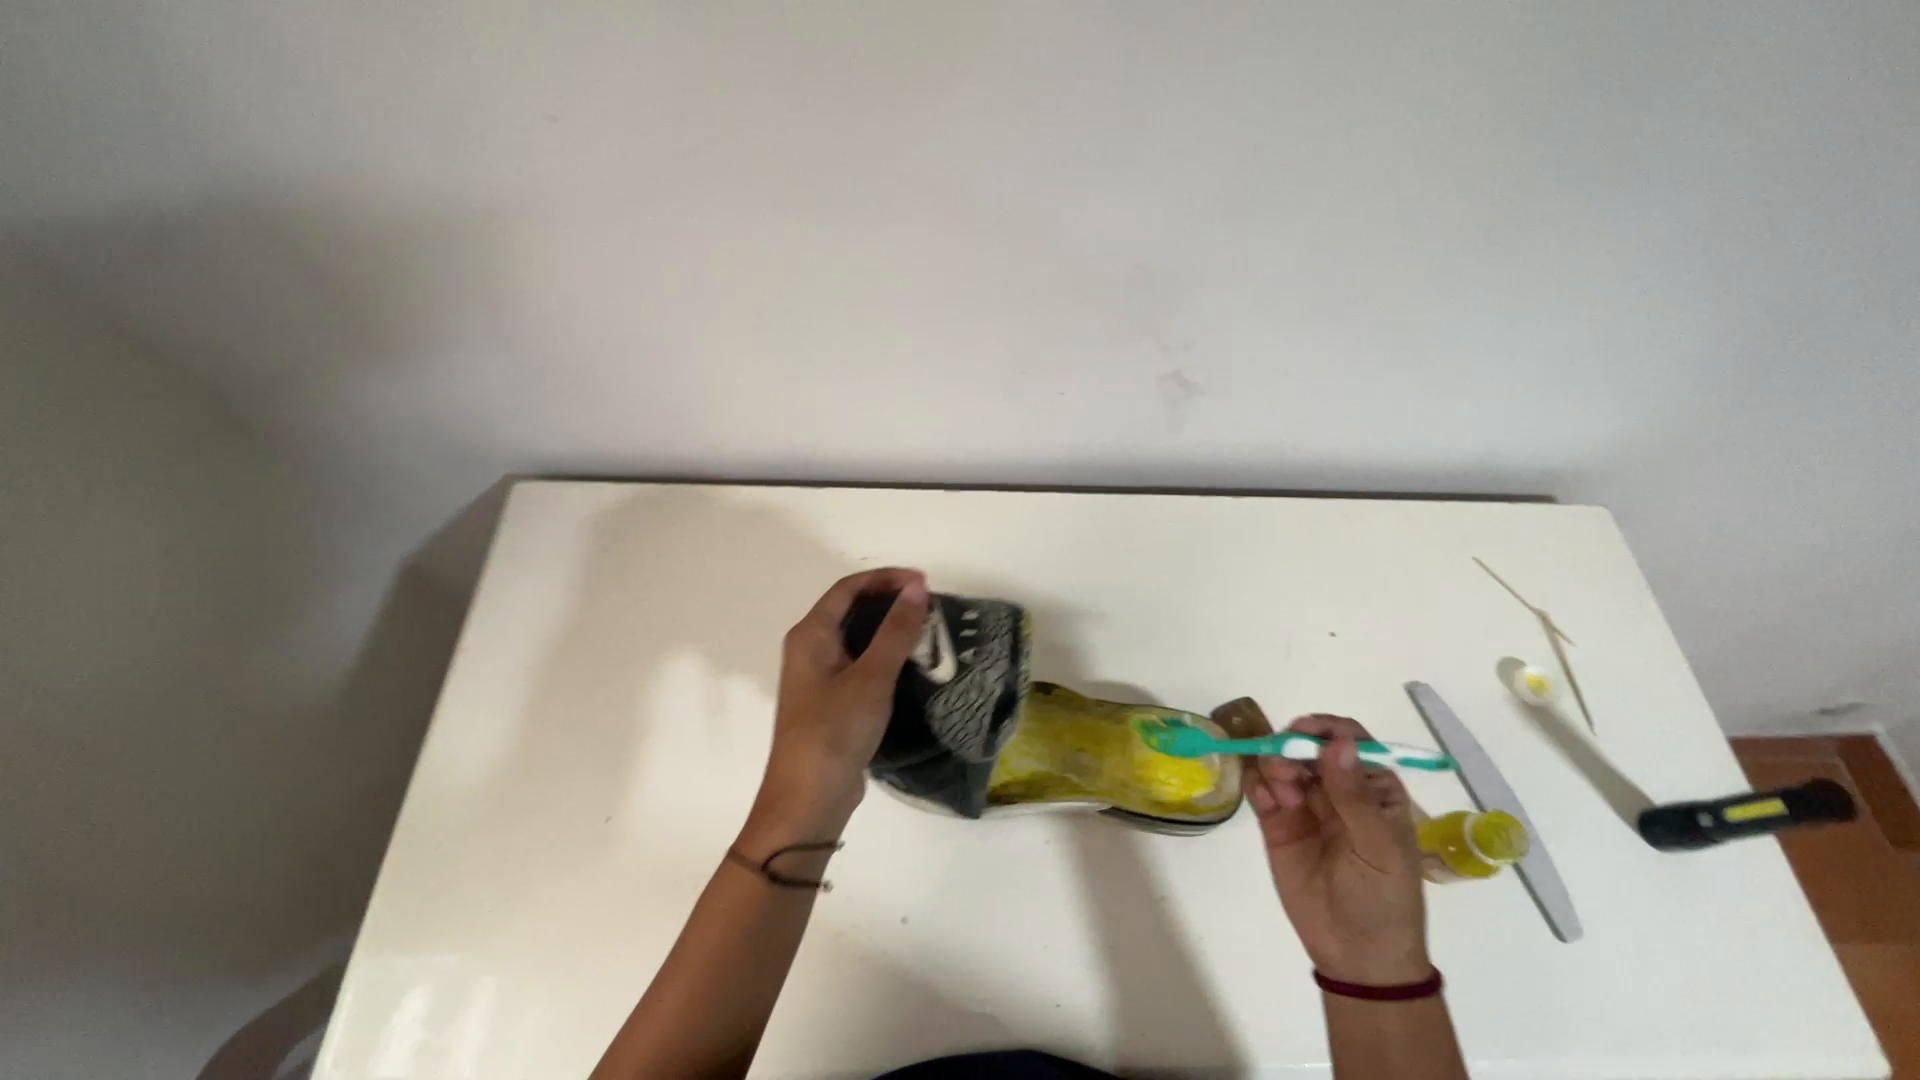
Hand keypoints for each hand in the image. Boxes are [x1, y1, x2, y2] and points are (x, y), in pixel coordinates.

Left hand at [751, 568, 928, 836]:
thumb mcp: (872, 677)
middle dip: (889, 600)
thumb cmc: (835, 730)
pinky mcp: (831, 700)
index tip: (924, 582)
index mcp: (810, 635)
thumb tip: (917, 588)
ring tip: (927, 630)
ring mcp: (818, 675)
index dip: (886, 578)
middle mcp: (809, 648)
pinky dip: (883, 654)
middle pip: (850, 608)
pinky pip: (858, 662)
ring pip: (855, 636)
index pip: (848, 588)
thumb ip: (896, 631)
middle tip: (929, 604)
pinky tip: (910, 663)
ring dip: (888, 627)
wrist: (809, 797)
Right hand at [1246, 714, 1431, 985]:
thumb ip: (1355, 796)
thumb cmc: (1383, 898)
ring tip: (1282, 797)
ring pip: (1281, 763)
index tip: (1303, 731)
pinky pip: (1261, 790)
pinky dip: (1258, 786)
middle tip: (1286, 770)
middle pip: (1308, 746)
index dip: (1326, 729)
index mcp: (1373, 788)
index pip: (1349, 741)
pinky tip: (1268, 803)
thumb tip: (1338, 743)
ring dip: (1275, 767)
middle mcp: (1337, 788)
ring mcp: (1305, 805)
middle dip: (1293, 748)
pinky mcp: (1277, 823)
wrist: (1356, 954)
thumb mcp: (1378, 848)